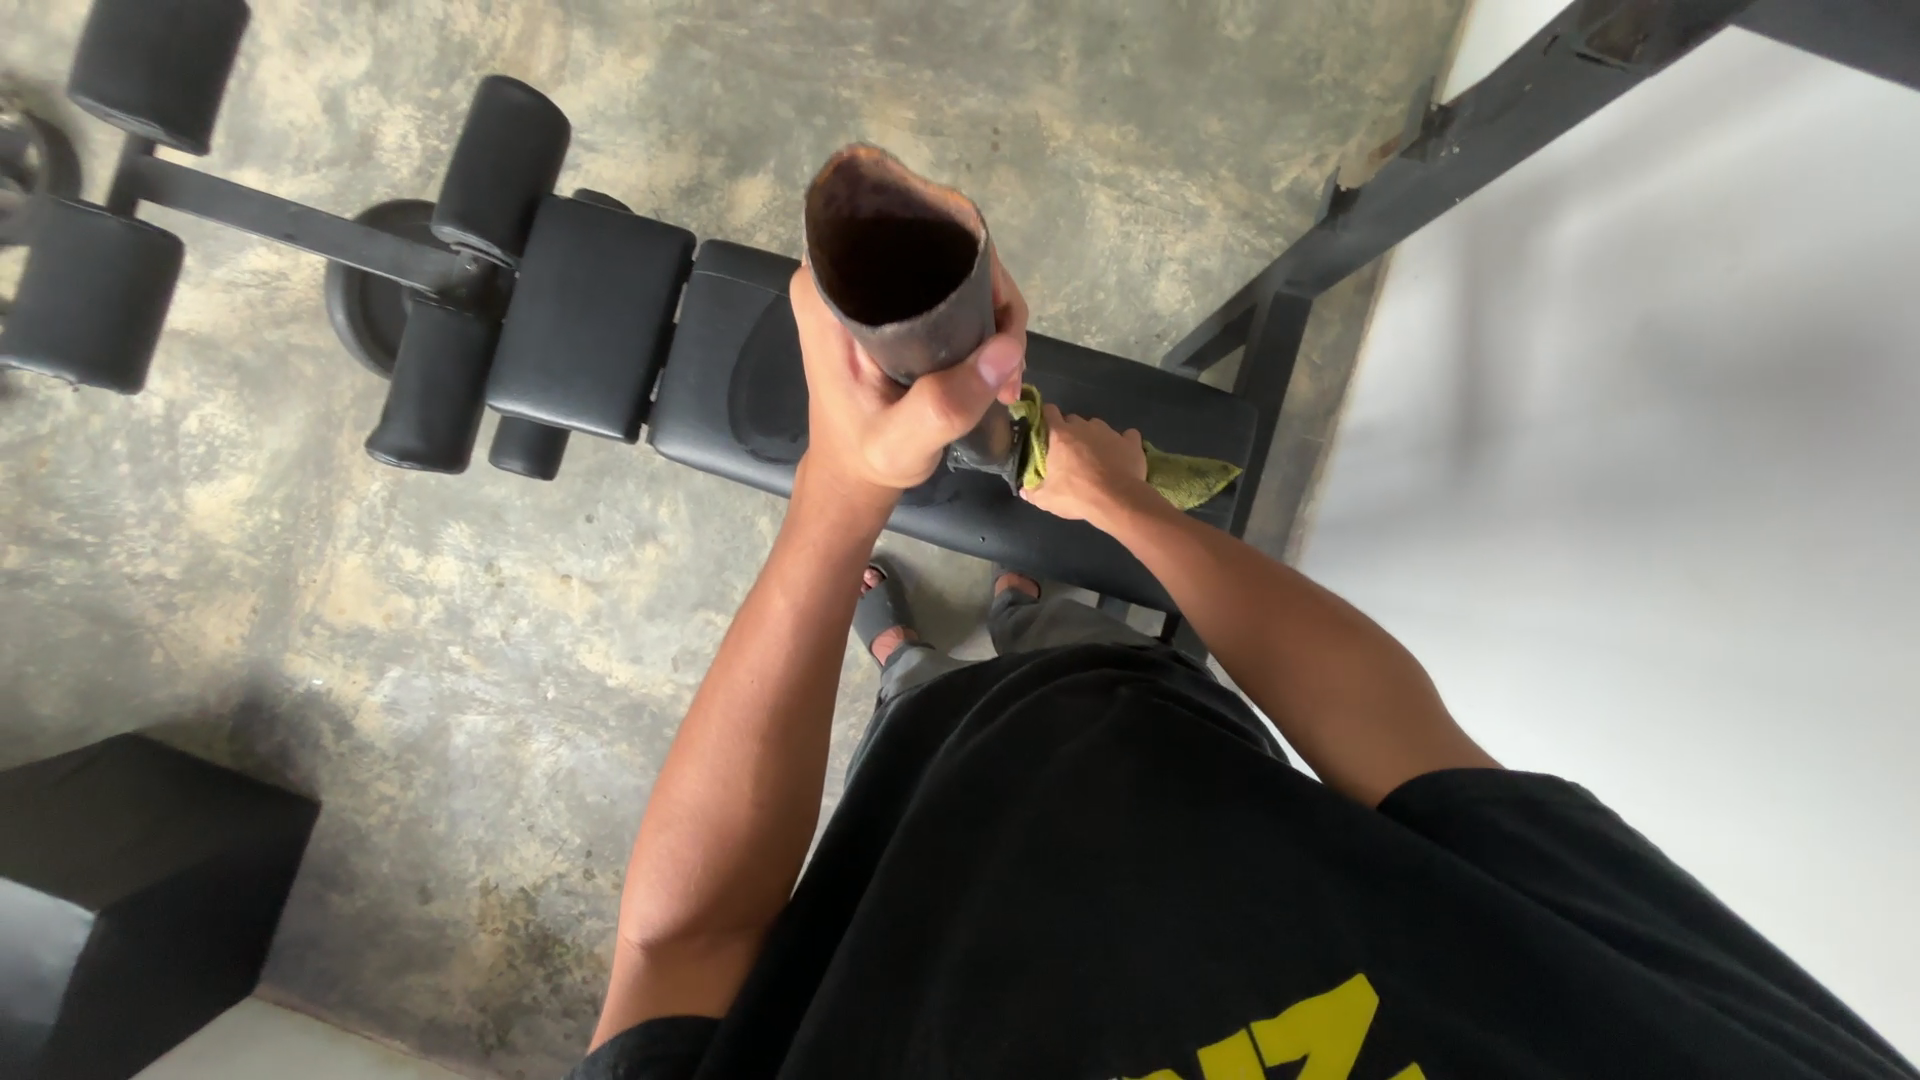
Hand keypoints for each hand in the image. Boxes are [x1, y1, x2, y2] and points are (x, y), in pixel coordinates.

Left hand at [789, 247, 1027, 500]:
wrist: (853, 475)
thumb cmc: (865, 458)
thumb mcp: (901, 443)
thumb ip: (946, 404)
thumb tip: (1007, 347)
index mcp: (829, 291)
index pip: (906, 226)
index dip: (966, 255)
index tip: (996, 314)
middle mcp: (846, 274)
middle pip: (940, 245)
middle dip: (991, 297)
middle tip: (1008, 361)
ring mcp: (871, 287)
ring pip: (953, 270)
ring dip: (994, 317)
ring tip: (1003, 377)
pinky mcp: (893, 304)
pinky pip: (951, 292)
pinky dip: (982, 326)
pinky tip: (993, 369)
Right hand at [1024, 404, 1156, 529]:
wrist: (1116, 500)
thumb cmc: (1076, 495)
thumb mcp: (1046, 499)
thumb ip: (1033, 492)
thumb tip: (1024, 491)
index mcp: (1060, 435)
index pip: (1049, 412)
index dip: (1046, 417)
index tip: (1045, 428)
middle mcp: (1084, 427)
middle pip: (1073, 420)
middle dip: (1069, 431)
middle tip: (1068, 451)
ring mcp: (1109, 432)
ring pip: (1097, 426)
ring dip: (1093, 436)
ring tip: (1095, 455)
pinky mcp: (1130, 442)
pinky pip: (1127, 436)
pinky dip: (1123, 442)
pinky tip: (1122, 453)